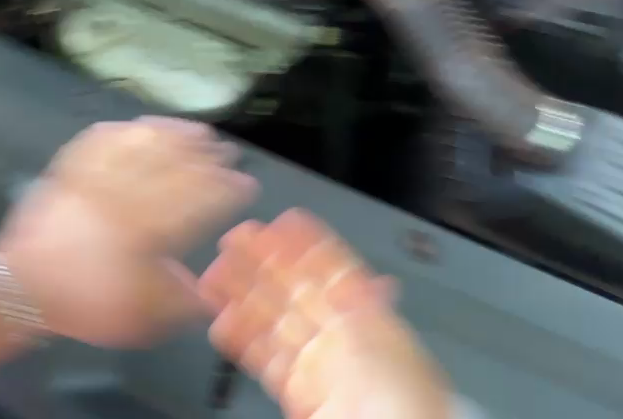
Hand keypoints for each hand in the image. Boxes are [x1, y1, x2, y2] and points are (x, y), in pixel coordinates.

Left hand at [0, 117, 256, 347]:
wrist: (23, 285)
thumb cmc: (85, 303)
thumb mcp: (141, 316)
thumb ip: (178, 299)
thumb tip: (208, 290)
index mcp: (145, 231)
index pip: (195, 200)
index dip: (223, 188)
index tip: (244, 181)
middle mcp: (122, 195)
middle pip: (171, 165)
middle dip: (204, 154)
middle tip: (225, 147)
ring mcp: (94, 177)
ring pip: (137, 144)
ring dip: (169, 134)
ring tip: (192, 129)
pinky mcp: (69, 169)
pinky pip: (98, 140)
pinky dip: (122, 130)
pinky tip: (135, 125)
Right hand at [200, 210, 449, 418]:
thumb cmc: (407, 403)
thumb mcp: (381, 335)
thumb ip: (350, 289)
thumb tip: (330, 253)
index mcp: (367, 318)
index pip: (330, 270)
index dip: (302, 244)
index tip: (276, 222)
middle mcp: (340, 338)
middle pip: (292, 291)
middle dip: (261, 262)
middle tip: (232, 240)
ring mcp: (317, 364)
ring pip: (271, 320)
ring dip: (242, 296)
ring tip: (215, 277)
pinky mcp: (298, 392)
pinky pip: (263, 358)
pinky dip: (240, 338)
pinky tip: (222, 321)